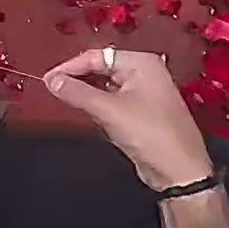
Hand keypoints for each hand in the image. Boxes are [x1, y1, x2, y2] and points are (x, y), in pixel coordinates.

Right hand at [43, 48, 214, 191]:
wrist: (180, 172)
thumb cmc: (149, 134)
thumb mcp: (109, 111)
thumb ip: (77, 92)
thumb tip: (51, 80)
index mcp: (141, 63)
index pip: (97, 55)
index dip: (70, 67)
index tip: (48, 79)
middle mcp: (144, 72)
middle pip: (102, 68)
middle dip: (79, 79)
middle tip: (53, 90)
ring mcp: (144, 92)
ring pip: (106, 86)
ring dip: (88, 94)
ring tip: (66, 101)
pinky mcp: (141, 112)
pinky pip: (113, 101)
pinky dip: (99, 106)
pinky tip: (89, 115)